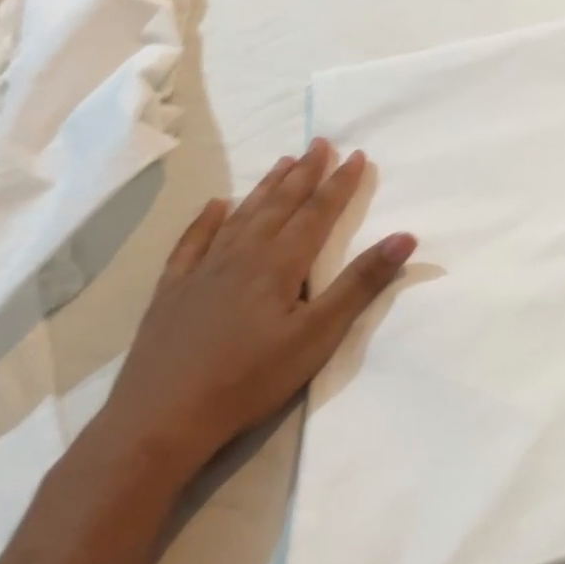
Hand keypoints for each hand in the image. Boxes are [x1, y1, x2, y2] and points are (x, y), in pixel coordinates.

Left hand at [101, 139, 415, 467]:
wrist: (159, 421)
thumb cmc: (250, 378)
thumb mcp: (319, 335)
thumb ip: (361, 283)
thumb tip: (405, 236)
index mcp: (279, 263)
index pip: (318, 213)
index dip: (340, 184)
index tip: (357, 155)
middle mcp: (241, 256)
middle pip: (279, 205)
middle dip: (304, 173)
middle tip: (320, 143)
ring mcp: (201, 273)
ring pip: (241, 218)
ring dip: (265, 188)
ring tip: (283, 163)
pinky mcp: (172, 294)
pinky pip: (192, 244)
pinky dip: (206, 221)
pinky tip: (215, 206)